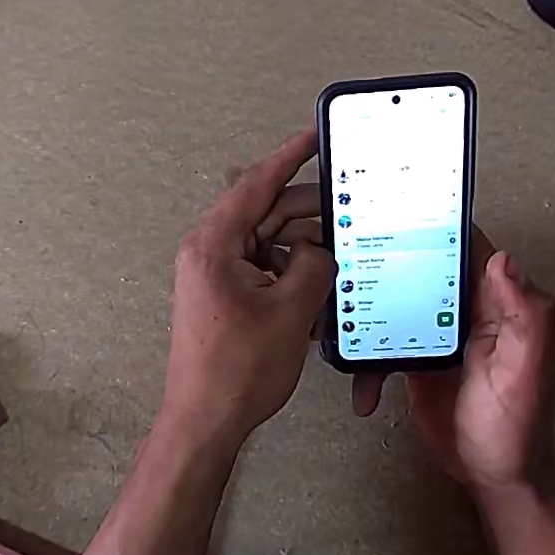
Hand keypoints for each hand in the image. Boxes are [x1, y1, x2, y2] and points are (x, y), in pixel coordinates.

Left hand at [160, 130, 333, 444]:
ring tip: (340, 254)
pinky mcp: (226, 293)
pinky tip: (319, 283)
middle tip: (348, 209)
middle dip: (309, 212)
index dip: (290, 156)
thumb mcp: (291, 311)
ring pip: (269, 241)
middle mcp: (210, 252)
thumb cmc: (237, 370)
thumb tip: (321, 248)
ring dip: (304, 247)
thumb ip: (314, 265)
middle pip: (266, 213)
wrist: (205, 420)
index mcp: (214, 246)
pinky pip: (265, 266)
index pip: (257, 185)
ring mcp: (216, 273)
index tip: (315, 135)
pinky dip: (292, 270)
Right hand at [353, 238, 554, 496]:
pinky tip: (363, 390)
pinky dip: (368, 364)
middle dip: (387, 262)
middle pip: (422, 269)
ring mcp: (437, 334)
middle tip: (349, 256)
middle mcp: (465, 311)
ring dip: (368, 312)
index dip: (438, 225)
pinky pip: (384, 345)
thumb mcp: (526, 371)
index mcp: (495, 304)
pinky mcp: (415, 359)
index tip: (400, 207)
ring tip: (339, 325)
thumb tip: (504, 258)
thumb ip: (524, 315)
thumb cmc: (516, 427)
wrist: (493, 477)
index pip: (467, 249)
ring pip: (396, 303)